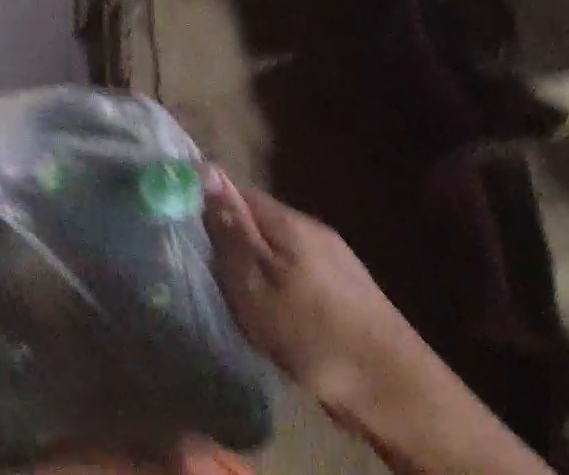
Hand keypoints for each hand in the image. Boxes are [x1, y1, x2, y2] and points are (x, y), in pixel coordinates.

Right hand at [201, 167, 555, 474]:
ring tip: (219, 283)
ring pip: (272, 245)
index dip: (198, 198)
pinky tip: (259, 303)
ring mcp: (334, 261)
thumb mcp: (255, 282)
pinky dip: (268, 278)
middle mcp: (314, 232)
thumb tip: (205, 170)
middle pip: (253, 218)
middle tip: (189, 257)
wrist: (399, 397)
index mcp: (290, 224)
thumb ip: (230, 228)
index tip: (170, 216)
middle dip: (220, 231)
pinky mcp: (344, 291)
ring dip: (244, 257)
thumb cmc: (314, 336)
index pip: (232, 189)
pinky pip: (290, 269)